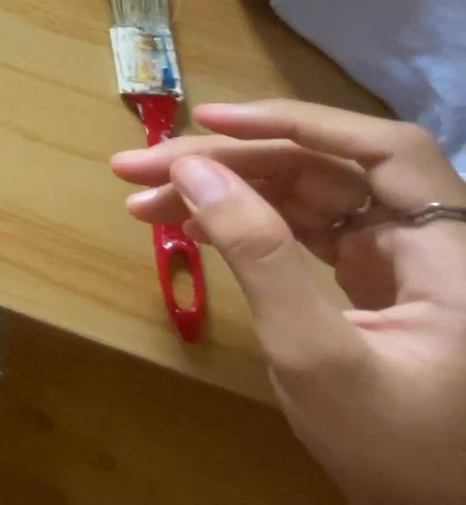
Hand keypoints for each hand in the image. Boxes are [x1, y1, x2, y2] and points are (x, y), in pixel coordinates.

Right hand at [112, 101, 465, 504]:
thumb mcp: (317, 354)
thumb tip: (192, 172)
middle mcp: (431, 246)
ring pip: (301, 195)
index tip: (206, 122)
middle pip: (320, 169)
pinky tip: (185, 224)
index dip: (295, 122)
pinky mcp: (375, 283)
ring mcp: (402, 265)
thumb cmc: (399, 447)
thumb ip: (257, 256)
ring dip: (218, 188)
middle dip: (222, 161)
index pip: (382, 151)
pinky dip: (237, 218)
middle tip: (135, 171)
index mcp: (450, 257)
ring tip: (140, 200)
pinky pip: (299, 227)